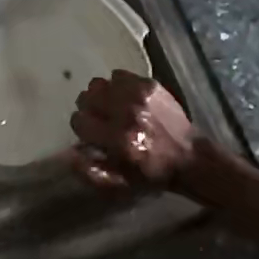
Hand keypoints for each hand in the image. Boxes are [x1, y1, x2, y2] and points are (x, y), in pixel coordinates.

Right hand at [69, 69, 200, 188]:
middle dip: (88, 110)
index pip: (79, 121)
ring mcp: (138, 96)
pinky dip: (117, 85)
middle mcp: (126, 114)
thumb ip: (90, 172)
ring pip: (99, 84)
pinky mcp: (149, 85)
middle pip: (86, 98)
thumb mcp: (120, 184)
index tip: (90, 133)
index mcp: (118, 140)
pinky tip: (124, 97)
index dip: (82, 128)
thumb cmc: (151, 173)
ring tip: (110, 105)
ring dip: (100, 95)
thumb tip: (70, 154)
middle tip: (99, 118)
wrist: (189, 156)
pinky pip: (118, 75)